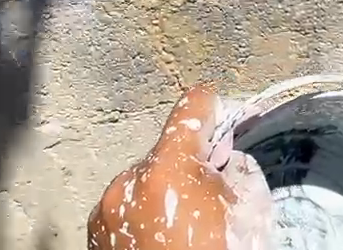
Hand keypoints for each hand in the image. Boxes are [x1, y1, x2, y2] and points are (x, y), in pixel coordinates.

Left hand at [88, 86, 272, 249]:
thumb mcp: (248, 206)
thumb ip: (235, 166)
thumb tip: (220, 155)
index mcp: (167, 168)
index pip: (191, 108)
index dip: (211, 106)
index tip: (218, 110)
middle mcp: (127, 182)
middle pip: (167, 149)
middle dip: (189, 162)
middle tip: (209, 192)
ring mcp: (105, 213)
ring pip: (144, 179)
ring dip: (164, 188)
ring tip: (182, 224)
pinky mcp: (93, 238)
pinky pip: (127, 207)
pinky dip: (145, 212)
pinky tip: (163, 238)